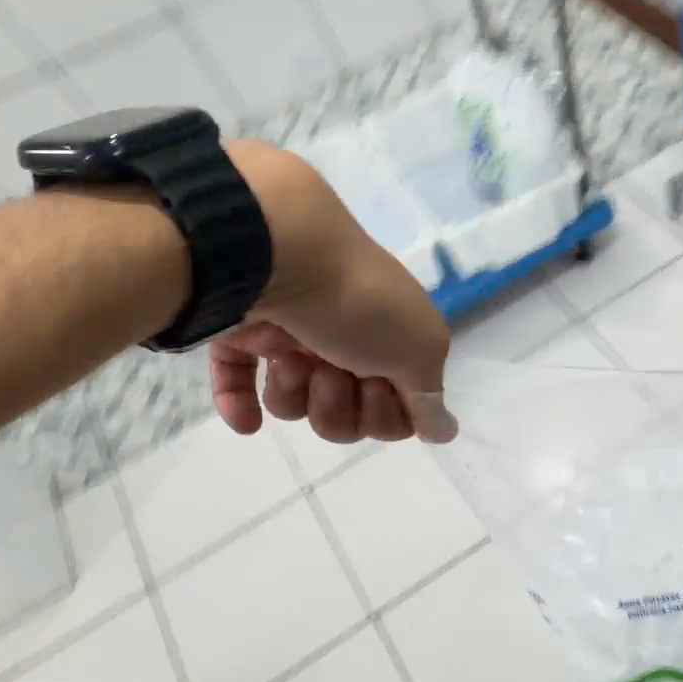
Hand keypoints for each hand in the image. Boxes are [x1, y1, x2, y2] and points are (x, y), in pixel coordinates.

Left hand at [208, 141, 457, 442]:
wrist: (278, 250)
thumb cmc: (361, 304)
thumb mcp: (420, 351)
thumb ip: (430, 397)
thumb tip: (445, 431)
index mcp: (391, 340)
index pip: (397, 409)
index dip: (388, 413)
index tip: (379, 388)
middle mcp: (345, 340)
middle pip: (347, 414)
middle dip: (340, 407)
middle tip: (333, 373)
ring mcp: (290, 336)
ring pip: (296, 404)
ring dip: (296, 394)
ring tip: (289, 358)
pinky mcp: (238, 333)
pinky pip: (239, 384)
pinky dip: (241, 405)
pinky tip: (248, 420)